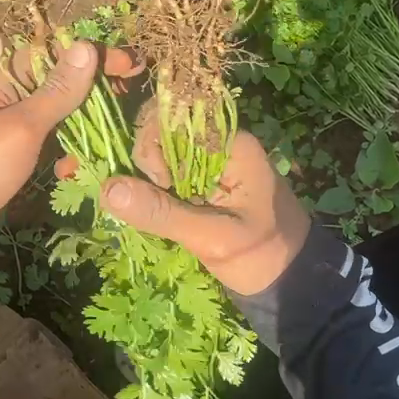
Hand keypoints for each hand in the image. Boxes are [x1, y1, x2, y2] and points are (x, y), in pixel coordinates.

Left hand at [0, 41, 135, 251]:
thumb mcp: (22, 128)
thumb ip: (57, 91)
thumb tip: (85, 47)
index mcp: (1, 80)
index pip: (53, 54)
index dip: (91, 56)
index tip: (129, 65)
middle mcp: (4, 97)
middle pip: (58, 84)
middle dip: (93, 94)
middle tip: (129, 100)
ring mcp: (8, 129)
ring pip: (57, 117)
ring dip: (81, 129)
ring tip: (106, 141)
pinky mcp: (11, 157)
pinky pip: (47, 145)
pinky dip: (63, 154)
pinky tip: (71, 172)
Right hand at [101, 111, 312, 295]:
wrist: (292, 280)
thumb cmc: (261, 256)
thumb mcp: (212, 238)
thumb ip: (162, 212)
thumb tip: (107, 188)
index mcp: (230, 142)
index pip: (170, 118)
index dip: (151, 146)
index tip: (160, 184)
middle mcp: (217, 141)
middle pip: (158, 130)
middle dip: (144, 163)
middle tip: (158, 201)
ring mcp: (207, 159)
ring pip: (156, 150)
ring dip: (145, 177)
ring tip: (157, 209)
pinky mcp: (198, 177)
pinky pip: (163, 168)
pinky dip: (150, 186)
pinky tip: (152, 207)